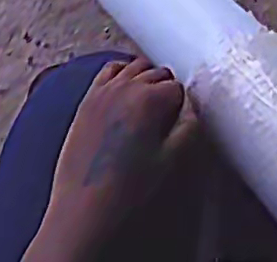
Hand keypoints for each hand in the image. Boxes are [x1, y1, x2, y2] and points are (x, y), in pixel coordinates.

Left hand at [25, 58, 200, 260]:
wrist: (84, 209)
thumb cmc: (129, 191)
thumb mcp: (170, 162)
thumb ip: (188, 129)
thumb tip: (192, 109)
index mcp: (151, 100)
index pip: (177, 88)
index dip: (181, 105)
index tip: (179, 122)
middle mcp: (128, 85)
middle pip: (158, 74)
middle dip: (166, 90)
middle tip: (166, 117)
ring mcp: (105, 88)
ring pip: (135, 66)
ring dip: (146, 78)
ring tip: (148, 105)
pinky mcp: (89, 97)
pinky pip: (110, 69)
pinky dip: (122, 72)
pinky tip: (125, 90)